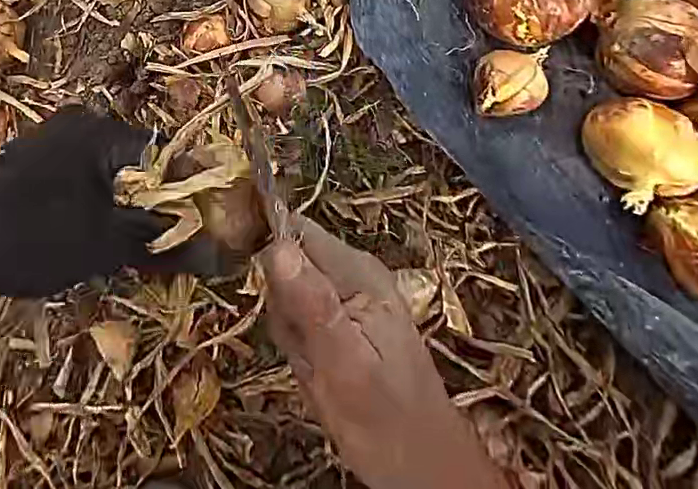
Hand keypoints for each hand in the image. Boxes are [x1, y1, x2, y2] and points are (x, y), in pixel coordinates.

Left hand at [0, 106, 215, 310]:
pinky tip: (95, 240)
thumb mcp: (104, 244)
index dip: (189, 195)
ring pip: (115, 177)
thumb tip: (223, 255)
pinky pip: (88, 182)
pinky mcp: (41, 162)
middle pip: (143, 165)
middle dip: (158, 206)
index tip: (203, 230)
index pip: (168, 156)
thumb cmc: (28, 233)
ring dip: (128, 211)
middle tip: (165, 248)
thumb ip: (164, 244)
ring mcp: (59, 141)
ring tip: (128, 250)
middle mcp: (84, 125)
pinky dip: (100, 208)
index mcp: (103, 131)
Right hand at [263, 215, 511, 488]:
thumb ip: (311, 304)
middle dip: (283, 307)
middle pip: (289, 263)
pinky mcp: (347, 320)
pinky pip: (303, 320)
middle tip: (305, 351)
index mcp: (358, 271)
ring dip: (292, 332)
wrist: (425, 468)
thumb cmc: (385, 422)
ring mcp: (352, 295)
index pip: (295, 231)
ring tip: (316, 367)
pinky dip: (302, 346)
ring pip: (291, 294)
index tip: (277, 307)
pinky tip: (320, 372)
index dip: (272, 259)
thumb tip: (277, 247)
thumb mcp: (343, 364)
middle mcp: (356, 271)